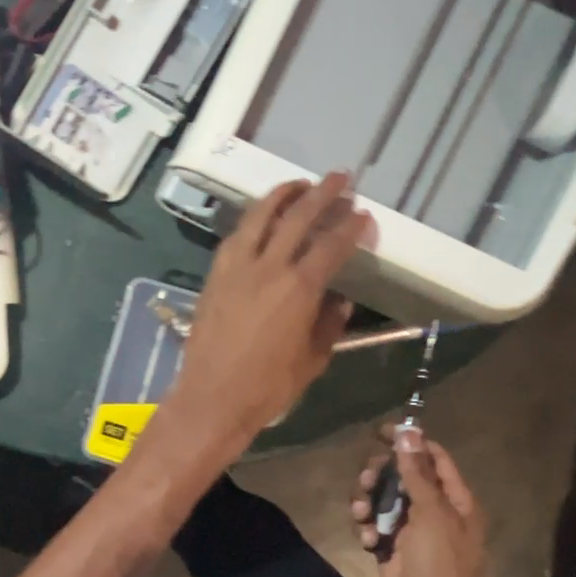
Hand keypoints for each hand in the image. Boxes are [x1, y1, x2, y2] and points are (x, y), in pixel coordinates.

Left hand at [167, 173, 371, 444]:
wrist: (212, 398)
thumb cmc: (267, 387)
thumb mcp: (312, 360)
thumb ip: (328, 324)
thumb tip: (339, 300)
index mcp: (299, 289)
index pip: (331, 245)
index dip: (351, 226)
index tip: (363, 214)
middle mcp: (267, 268)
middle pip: (297, 217)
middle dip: (323, 193)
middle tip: (341, 178)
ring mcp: (235, 269)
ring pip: (259, 217)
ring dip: (281, 195)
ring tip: (298, 185)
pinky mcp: (214, 277)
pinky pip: (235, 238)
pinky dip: (252, 222)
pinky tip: (260, 220)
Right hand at [349, 425, 485, 576]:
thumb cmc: (439, 568)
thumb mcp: (432, 516)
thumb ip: (417, 474)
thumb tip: (408, 433)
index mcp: (456, 502)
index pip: (434, 459)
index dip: (411, 443)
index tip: (381, 434)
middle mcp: (435, 513)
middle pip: (403, 478)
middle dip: (381, 476)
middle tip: (365, 480)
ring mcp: (412, 534)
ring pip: (383, 502)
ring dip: (368, 502)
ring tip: (360, 513)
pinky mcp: (391, 552)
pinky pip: (373, 527)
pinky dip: (367, 529)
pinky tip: (366, 542)